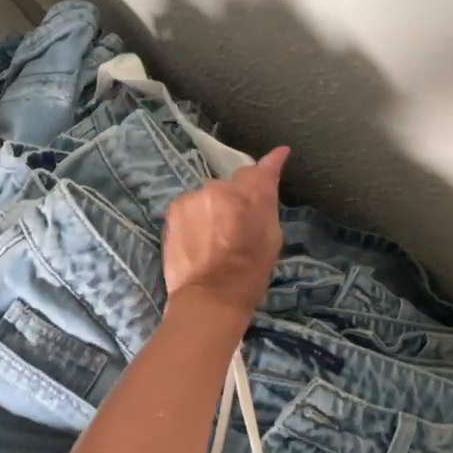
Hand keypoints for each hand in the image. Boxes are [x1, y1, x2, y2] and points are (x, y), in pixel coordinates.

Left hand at [162, 146, 288, 319]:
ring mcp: (196, 196)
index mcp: (253, 194)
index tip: (278, 156)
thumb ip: (267, 203)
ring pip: (206, 197)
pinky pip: (189, 207)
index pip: (262, 169)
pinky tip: (195, 240)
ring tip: (211, 239)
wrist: (209, 296)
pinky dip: (193, 218)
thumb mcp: (271, 238)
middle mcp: (223, 187)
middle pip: (229, 186)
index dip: (270, 164)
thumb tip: (268, 175)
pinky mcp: (174, 209)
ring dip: (210, 209)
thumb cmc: (249, 273)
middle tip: (233, 228)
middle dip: (232, 200)